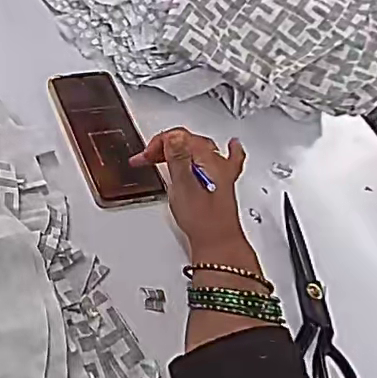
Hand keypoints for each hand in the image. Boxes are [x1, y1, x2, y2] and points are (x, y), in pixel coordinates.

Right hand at [131, 128, 248, 257]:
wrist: (217, 241)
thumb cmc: (201, 218)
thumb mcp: (182, 185)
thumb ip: (178, 157)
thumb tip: (174, 136)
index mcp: (206, 158)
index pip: (178, 137)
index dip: (157, 144)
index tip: (144, 157)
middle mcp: (217, 161)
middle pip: (187, 142)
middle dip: (164, 146)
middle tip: (147, 159)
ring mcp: (221, 172)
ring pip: (199, 149)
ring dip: (179, 150)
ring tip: (165, 157)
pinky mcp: (222, 183)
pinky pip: (227, 159)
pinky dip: (227, 150)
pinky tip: (232, 146)